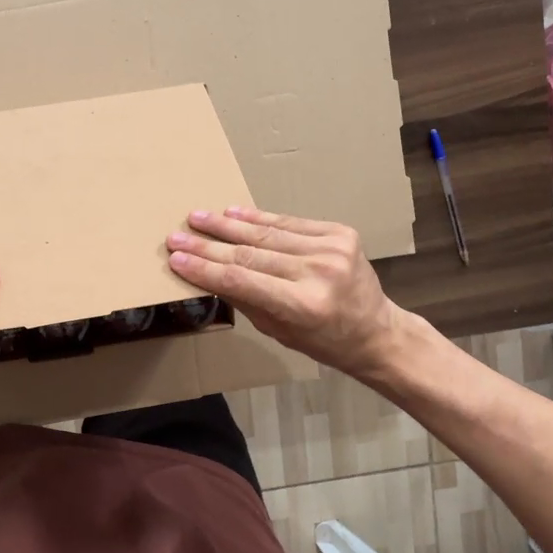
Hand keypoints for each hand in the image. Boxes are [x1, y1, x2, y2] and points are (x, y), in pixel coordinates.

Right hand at [165, 207, 406, 375]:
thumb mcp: (278, 331)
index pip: (241, 281)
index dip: (204, 269)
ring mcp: (331, 249)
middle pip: (249, 254)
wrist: (377, 330)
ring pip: (266, 233)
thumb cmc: (323, 340)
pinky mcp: (340, 233)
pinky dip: (258, 217)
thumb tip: (206, 273)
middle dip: (207, 245)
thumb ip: (244, 299)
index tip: (175, 259)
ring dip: (227, 225)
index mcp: (303, 306)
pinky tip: (233, 212)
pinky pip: (289, 223)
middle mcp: (318, 273)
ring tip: (197, 217)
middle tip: (176, 236)